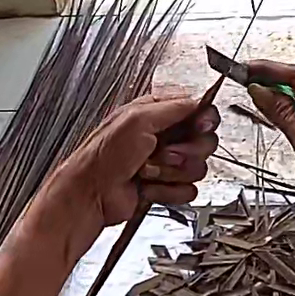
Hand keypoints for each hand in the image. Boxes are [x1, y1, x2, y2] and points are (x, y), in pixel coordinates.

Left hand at [31, 94, 219, 248]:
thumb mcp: (137, 119)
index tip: (199, 126)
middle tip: (162, 153)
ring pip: (197, 168)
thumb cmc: (104, 155)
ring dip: (172, 172)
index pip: (197, 111)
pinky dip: (169, 191)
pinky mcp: (165, 186)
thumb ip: (173, 107)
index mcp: (156, 113)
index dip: (203, 120)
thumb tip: (198, 102)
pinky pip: (188, 190)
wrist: (91, 193)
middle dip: (186, 151)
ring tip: (148, 171)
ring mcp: (165, 163)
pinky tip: (148, 186)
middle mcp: (163, 136)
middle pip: (204, 141)